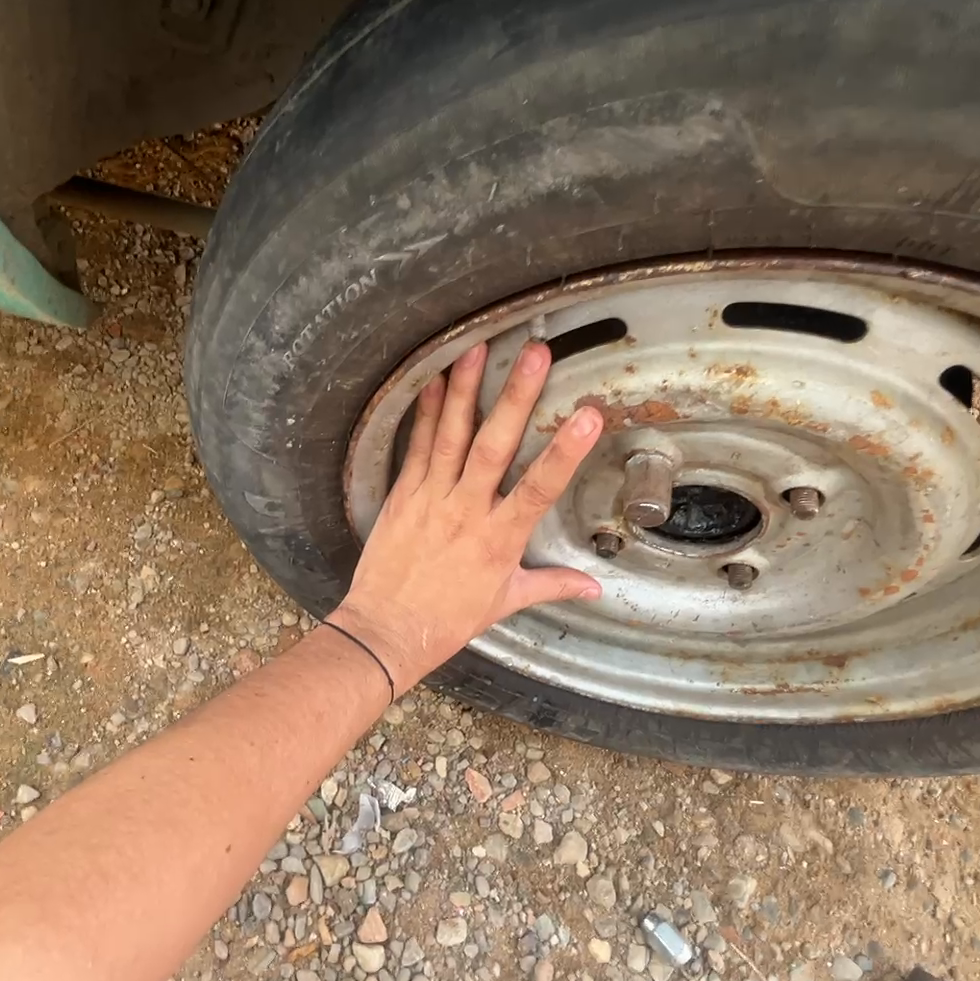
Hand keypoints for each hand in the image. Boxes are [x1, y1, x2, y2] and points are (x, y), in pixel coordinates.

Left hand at [330, 340, 603, 691]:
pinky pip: (415, 448)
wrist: (386, 631)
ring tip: (476, 349)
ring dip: (465, 390)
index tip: (589, 415)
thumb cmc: (446, 620)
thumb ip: (551, 585)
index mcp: (499, 540)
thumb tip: (592, 586)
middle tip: (535, 353)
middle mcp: (466, 512)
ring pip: (451, 437)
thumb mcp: (505, 603)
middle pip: (495, 446)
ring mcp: (431, 499)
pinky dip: (424, 414)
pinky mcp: (402, 496)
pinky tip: (432, 381)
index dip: (566, 450)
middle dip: (517, 397)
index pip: (540, 488)